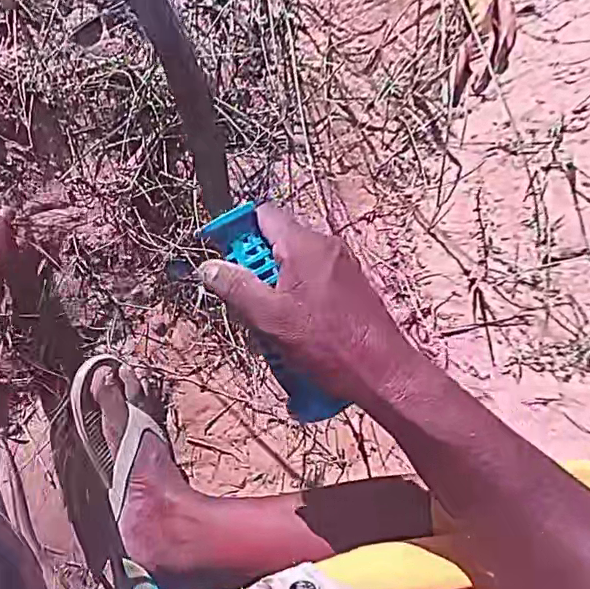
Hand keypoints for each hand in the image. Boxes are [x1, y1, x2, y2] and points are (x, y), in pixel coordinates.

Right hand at [198, 204, 420, 403]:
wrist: (382, 373)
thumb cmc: (327, 344)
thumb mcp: (268, 316)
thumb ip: (234, 286)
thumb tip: (207, 267)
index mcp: (304, 245)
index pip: (262, 215)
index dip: (236, 232)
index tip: (221, 258)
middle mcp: (325, 247)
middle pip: (274, 243)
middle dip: (252, 269)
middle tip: (244, 301)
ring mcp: (340, 266)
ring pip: (289, 265)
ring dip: (269, 289)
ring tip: (267, 322)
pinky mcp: (348, 286)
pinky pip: (307, 281)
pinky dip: (291, 298)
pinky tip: (289, 329)